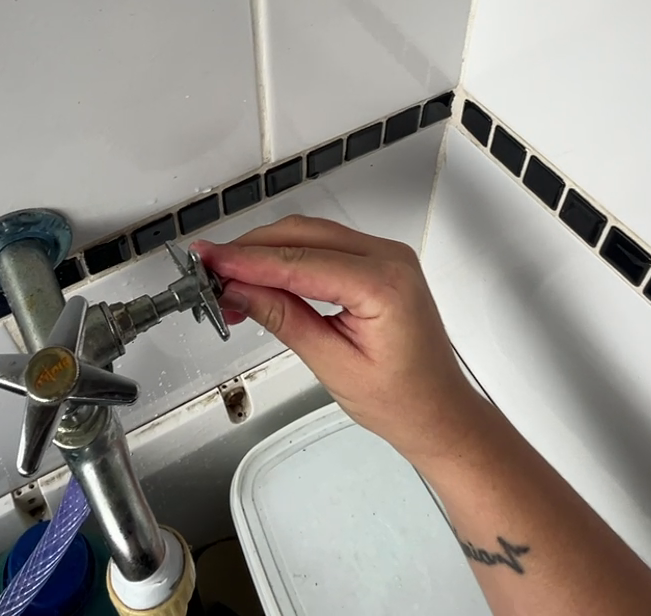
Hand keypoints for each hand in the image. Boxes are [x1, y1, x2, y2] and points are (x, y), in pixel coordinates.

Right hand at [193, 215, 489, 466]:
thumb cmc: (402, 402)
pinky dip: (286, 258)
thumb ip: (284, 319)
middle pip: (302, 235)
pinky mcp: (376, 261)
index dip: (248, 261)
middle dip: (250, 250)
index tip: (210, 260)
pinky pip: (323, 246)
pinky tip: (260, 277)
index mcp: (384, 284)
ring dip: (265, 252)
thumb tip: (238, 290)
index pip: (300, 263)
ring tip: (226, 280)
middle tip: (209, 269)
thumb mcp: (334, 366)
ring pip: (309, 235)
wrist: (441, 414)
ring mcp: (384, 254)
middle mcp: (387, 257)